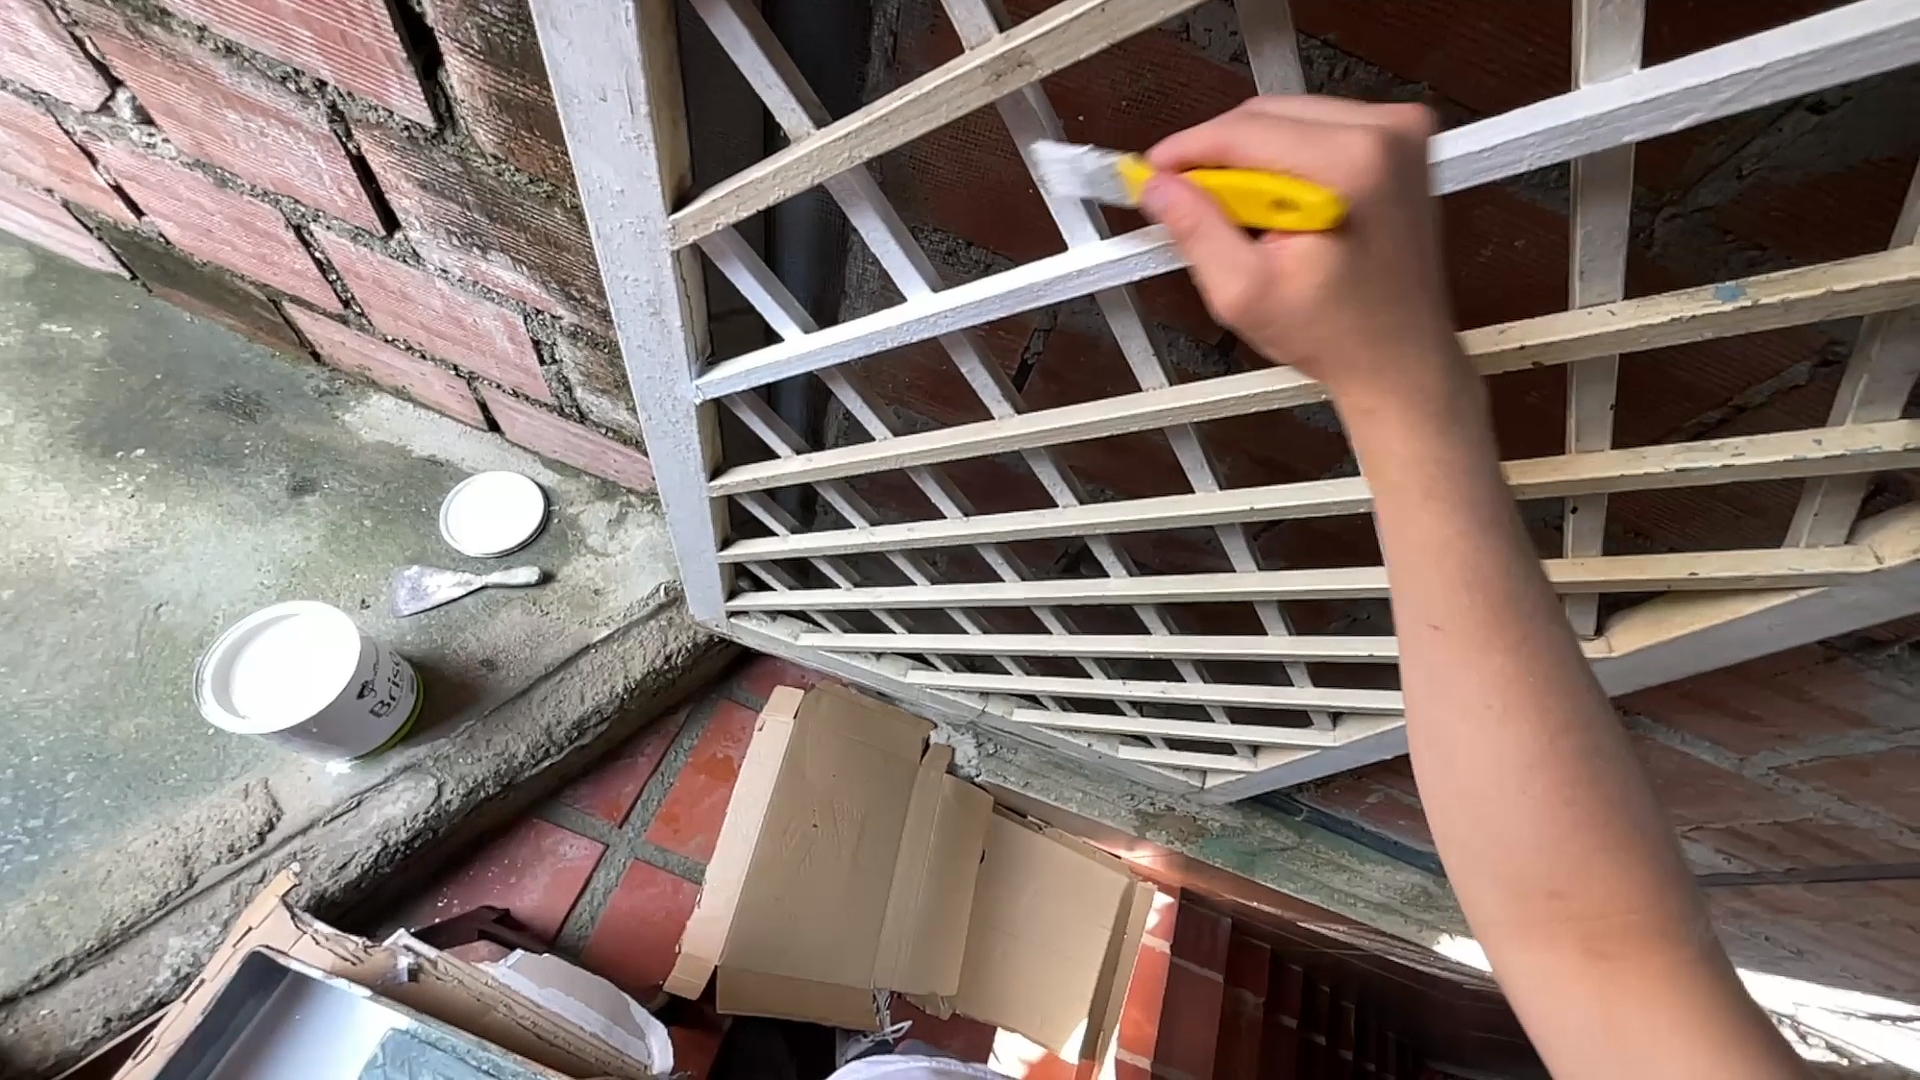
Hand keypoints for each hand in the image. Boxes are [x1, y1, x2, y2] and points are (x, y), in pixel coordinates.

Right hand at [1141, 97, 1463, 402]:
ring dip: (1247, 160)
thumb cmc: (1331, 334)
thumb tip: (1157, 188)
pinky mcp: (1401, 142)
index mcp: (1352, 163)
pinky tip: (1270, 207)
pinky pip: (1317, 132)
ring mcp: (1401, 131)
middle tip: (1181, 199)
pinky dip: (1280, 162)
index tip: (1150, 172)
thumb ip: (1196, 231)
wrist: (1397, 356)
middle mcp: (1386, 130)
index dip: (1186, 149)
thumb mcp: (1243, 293)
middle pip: (1267, 115)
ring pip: (1289, 119)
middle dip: (1215, 155)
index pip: (1245, 130)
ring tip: (1231, 215)